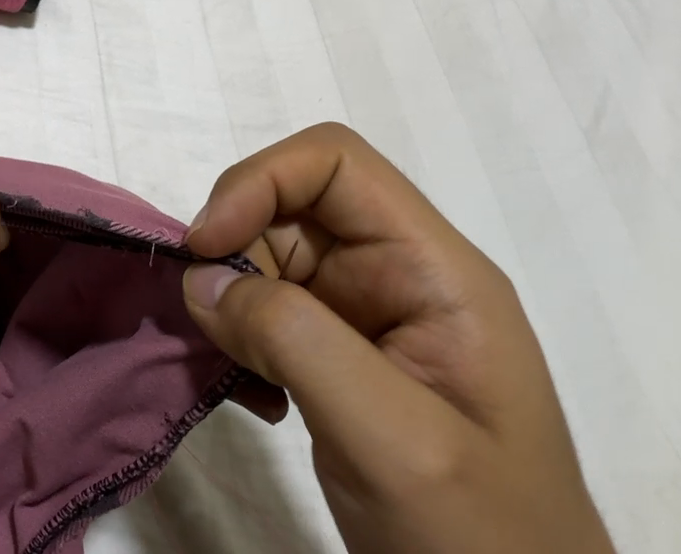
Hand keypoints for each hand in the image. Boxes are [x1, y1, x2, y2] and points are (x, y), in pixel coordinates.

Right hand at [181, 124, 614, 553]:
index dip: (259, 181)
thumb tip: (201, 281)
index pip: (334, 163)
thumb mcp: (394, 438)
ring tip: (245, 378)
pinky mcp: (332, 352)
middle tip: (221, 330)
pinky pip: (258, 310)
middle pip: (285, 205)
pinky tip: (253, 395)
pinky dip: (233, 338)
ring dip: (229, 305)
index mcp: (434, 269)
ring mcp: (361, 313)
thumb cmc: (480, 535)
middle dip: (233, 253)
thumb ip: (295, 342)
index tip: (206, 246)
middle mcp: (395, 273)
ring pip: (261, 256)